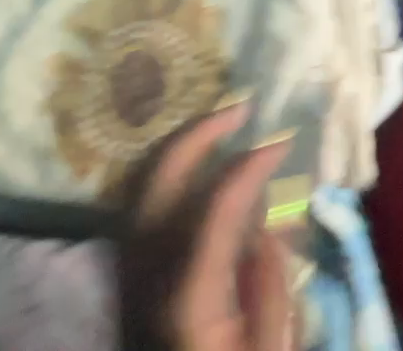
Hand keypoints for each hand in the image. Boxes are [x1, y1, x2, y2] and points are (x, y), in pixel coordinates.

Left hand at [117, 103, 296, 350]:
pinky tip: (193, 167)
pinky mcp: (123, 275)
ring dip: (177, 144)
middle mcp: (145, 271)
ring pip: (138, 182)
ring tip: (218, 125)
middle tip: (240, 107)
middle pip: (159, 178)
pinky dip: (164, 171)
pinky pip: (137, 203)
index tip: (279, 142)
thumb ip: (271, 291)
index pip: (215, 206)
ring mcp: (127, 270)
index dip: (248, 165)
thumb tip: (268, 230)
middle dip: (199, 131)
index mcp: (188, 295)